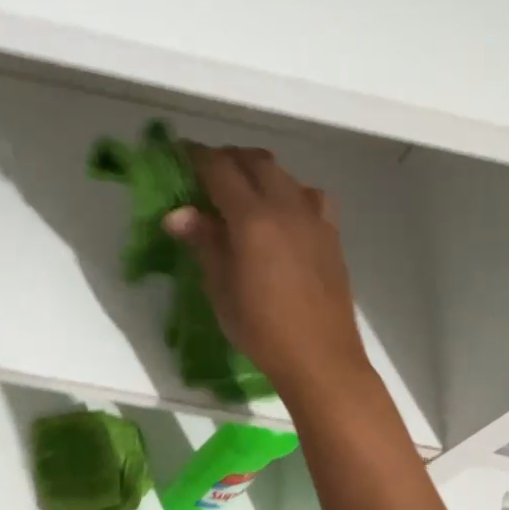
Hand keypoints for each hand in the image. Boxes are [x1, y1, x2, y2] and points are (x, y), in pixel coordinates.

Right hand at [164, 145, 368, 399]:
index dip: (198, 158)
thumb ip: (204, 243)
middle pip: (256, 162)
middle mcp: (286, 206)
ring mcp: (314, 216)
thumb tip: (178, 214)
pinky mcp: (330, 232)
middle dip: (228, 158)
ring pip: (284, 174)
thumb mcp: (221, 288)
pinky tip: (281, 212)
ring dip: (258, 170)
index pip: (221, 171)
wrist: (319, 355)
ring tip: (240, 189)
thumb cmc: (260, 328)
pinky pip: (307, 195)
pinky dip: (287, 190)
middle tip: (205, 170)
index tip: (179, 153)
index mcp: (253, 219)